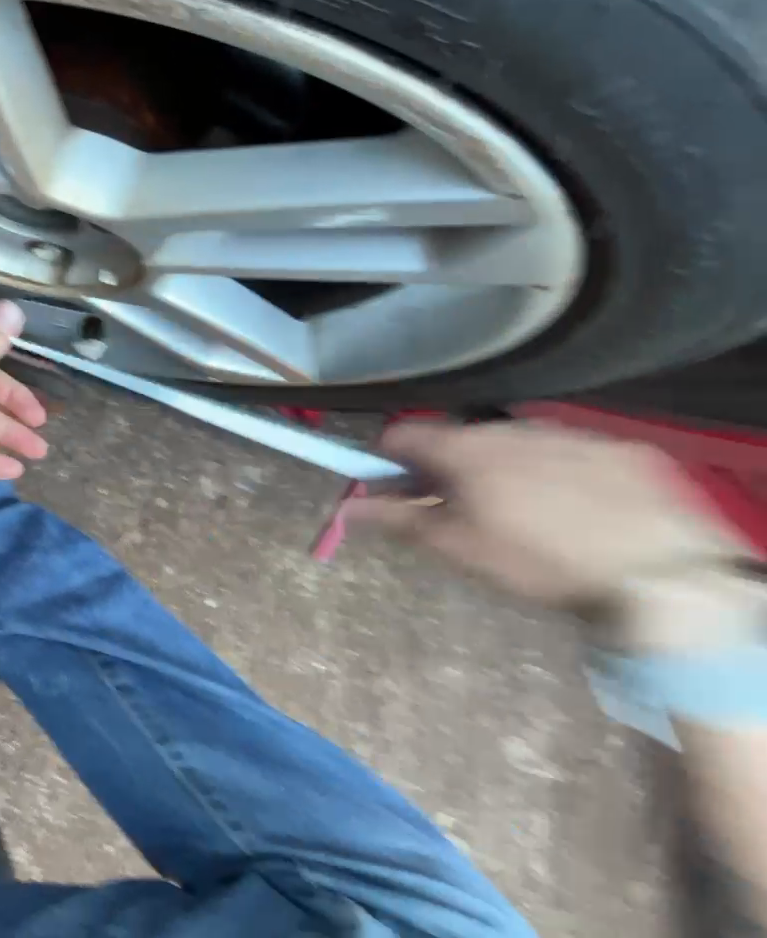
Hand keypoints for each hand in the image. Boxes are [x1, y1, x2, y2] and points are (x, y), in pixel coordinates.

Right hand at [348, 421, 761, 647]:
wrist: (661, 578)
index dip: (385, 460)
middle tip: (454, 508)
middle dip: (446, 466)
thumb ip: (395, 518)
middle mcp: (511, 429)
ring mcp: (571, 435)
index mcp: (463, 450)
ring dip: (500, 466)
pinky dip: (556, 471)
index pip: (400, 435)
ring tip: (519, 512)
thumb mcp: (454, 546)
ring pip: (512, 443)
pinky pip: (569, 452)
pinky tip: (573, 508)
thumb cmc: (536, 563)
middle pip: (457, 438)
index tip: (391, 488)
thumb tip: (345, 506)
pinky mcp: (621, 450)